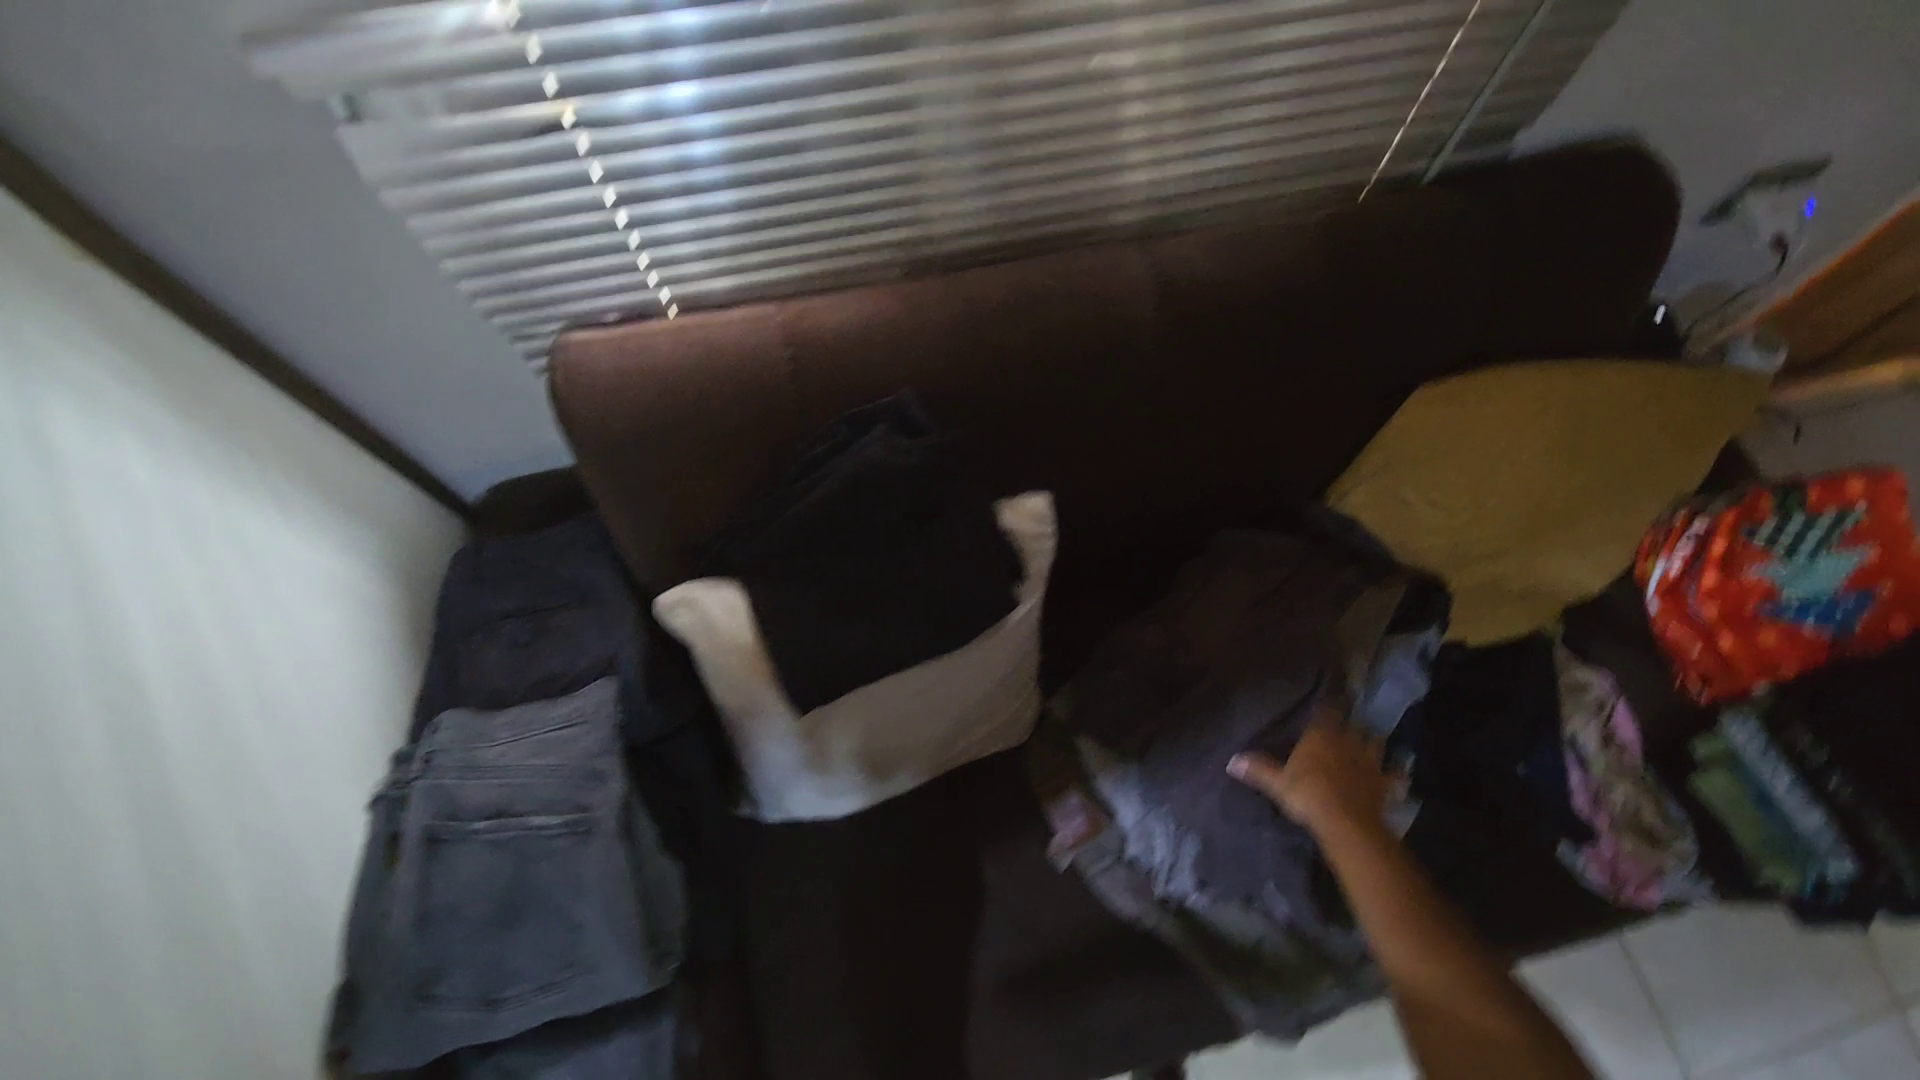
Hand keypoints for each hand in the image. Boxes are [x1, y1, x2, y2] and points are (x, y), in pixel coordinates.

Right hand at [1228, 706, 1394, 834]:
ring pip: (1376, 743)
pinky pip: (1394, 774)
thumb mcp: (1277, 783)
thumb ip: (1258, 769)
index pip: (1326, 712)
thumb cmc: (1308, 794)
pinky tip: (1397, 773)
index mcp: (1321, 736)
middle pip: (1353, 725)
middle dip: (1351, 723)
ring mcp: (1370, 762)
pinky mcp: (1385, 783)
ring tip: (1370, 741)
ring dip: (1373, 741)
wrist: (1346, 823)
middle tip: (1347, 723)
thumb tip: (1231, 760)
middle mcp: (1348, 742)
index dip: (1327, 707)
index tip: (1327, 703)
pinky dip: (1396, 773)